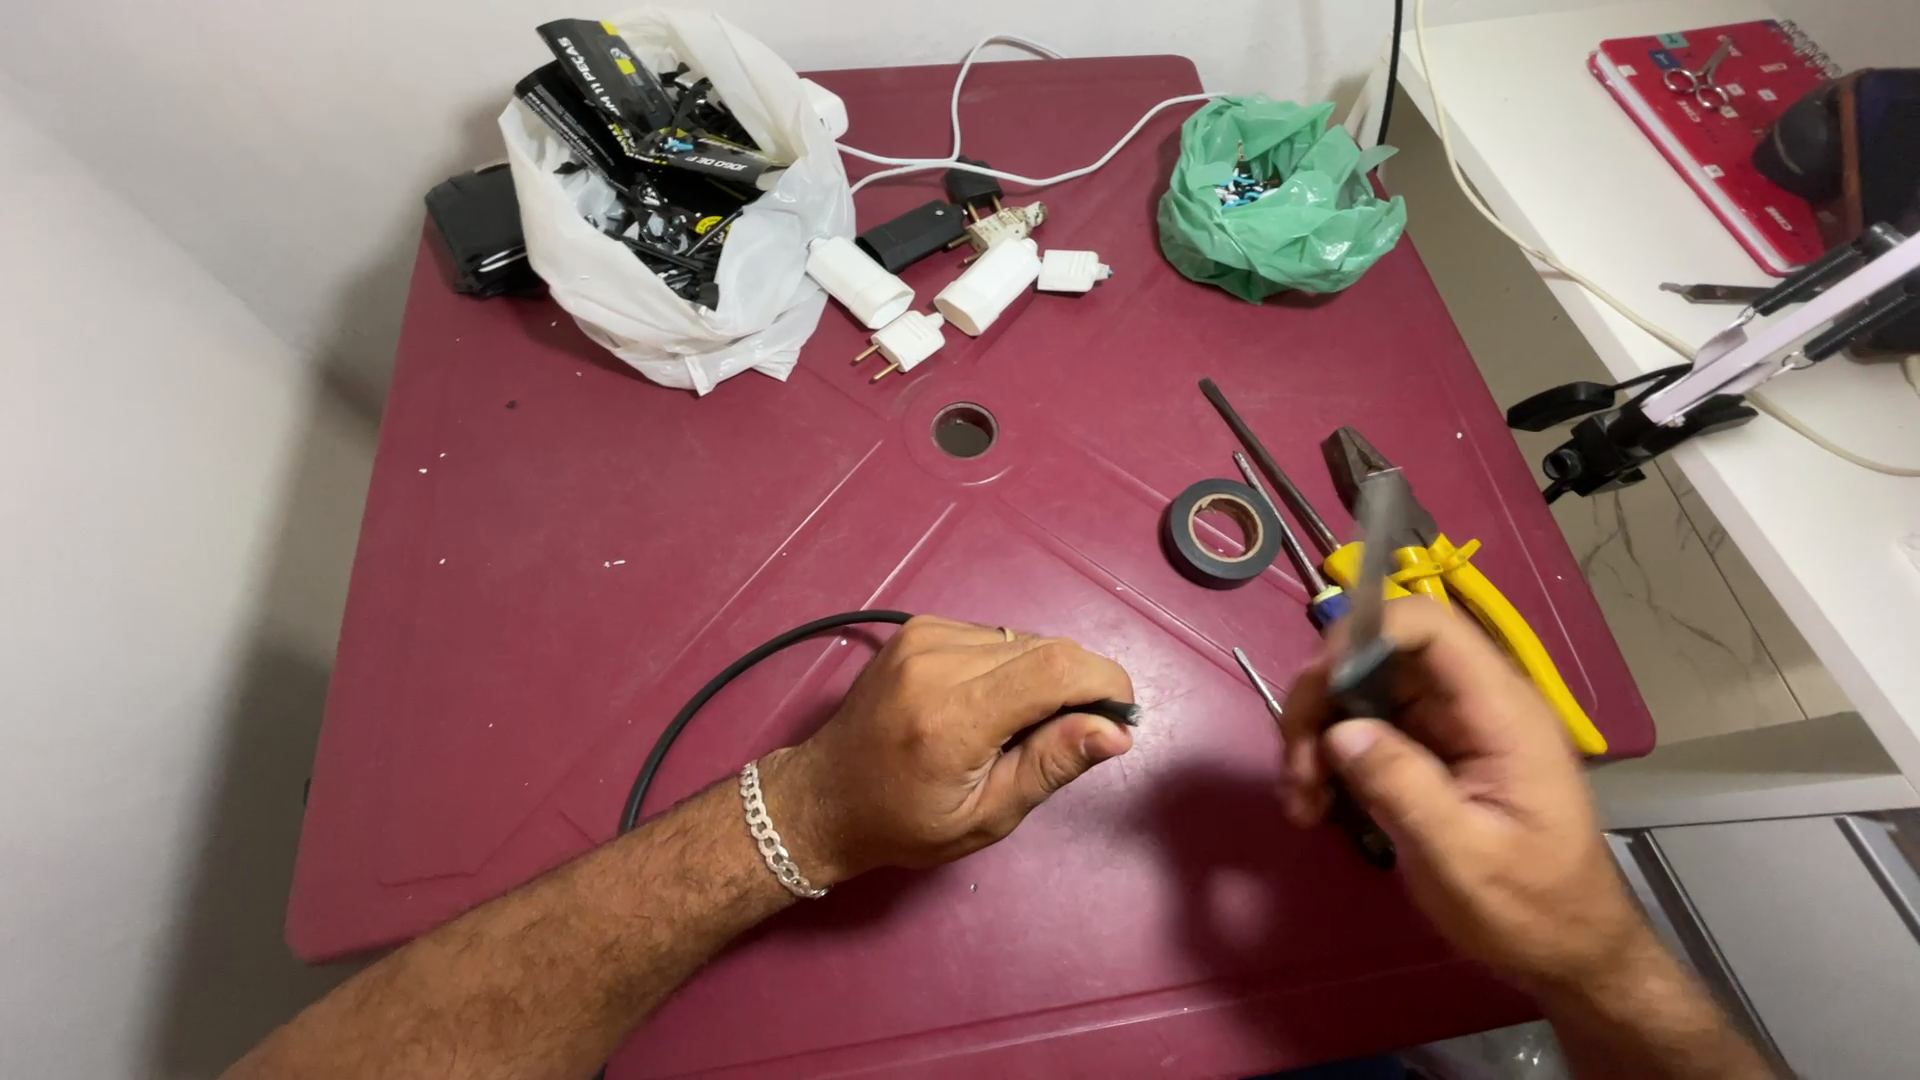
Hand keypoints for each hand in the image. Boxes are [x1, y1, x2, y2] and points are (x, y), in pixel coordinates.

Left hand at [760, 616, 1134, 887]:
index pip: (1053, 668)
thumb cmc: (904, 823)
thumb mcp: (985, 817)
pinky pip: (992, 635)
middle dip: (1079, 683)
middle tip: (1072, 732)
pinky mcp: (918, 626)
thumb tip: (1117, 731)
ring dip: (1043, 674)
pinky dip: (1010, 664)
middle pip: (1044, 647)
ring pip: (1021, 638)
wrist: (824, 794)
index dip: (1105, 682)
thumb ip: (1050, 766)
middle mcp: (936, 660)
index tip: (1122, 715)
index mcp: (952, 716)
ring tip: (1019, 723)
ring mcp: (923, 635)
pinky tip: (990, 699)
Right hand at [1278, 598, 1648, 993]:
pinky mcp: (1412, 745)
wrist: (1563, 952)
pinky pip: (1349, 724)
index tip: (1320, 685)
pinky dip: (1319, 755)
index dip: (1365, 633)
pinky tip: (1313, 802)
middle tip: (1297, 764)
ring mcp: (1436, 722)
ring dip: (1311, 734)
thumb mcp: (1466, 859)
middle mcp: (1464, 702)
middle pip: (1370, 654)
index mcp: (1499, 713)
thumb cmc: (1532, 910)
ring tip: (1303, 798)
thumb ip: (1406, 788)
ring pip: (1349, 689)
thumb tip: (1339, 730)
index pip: (1429, 626)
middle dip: (1319, 700)